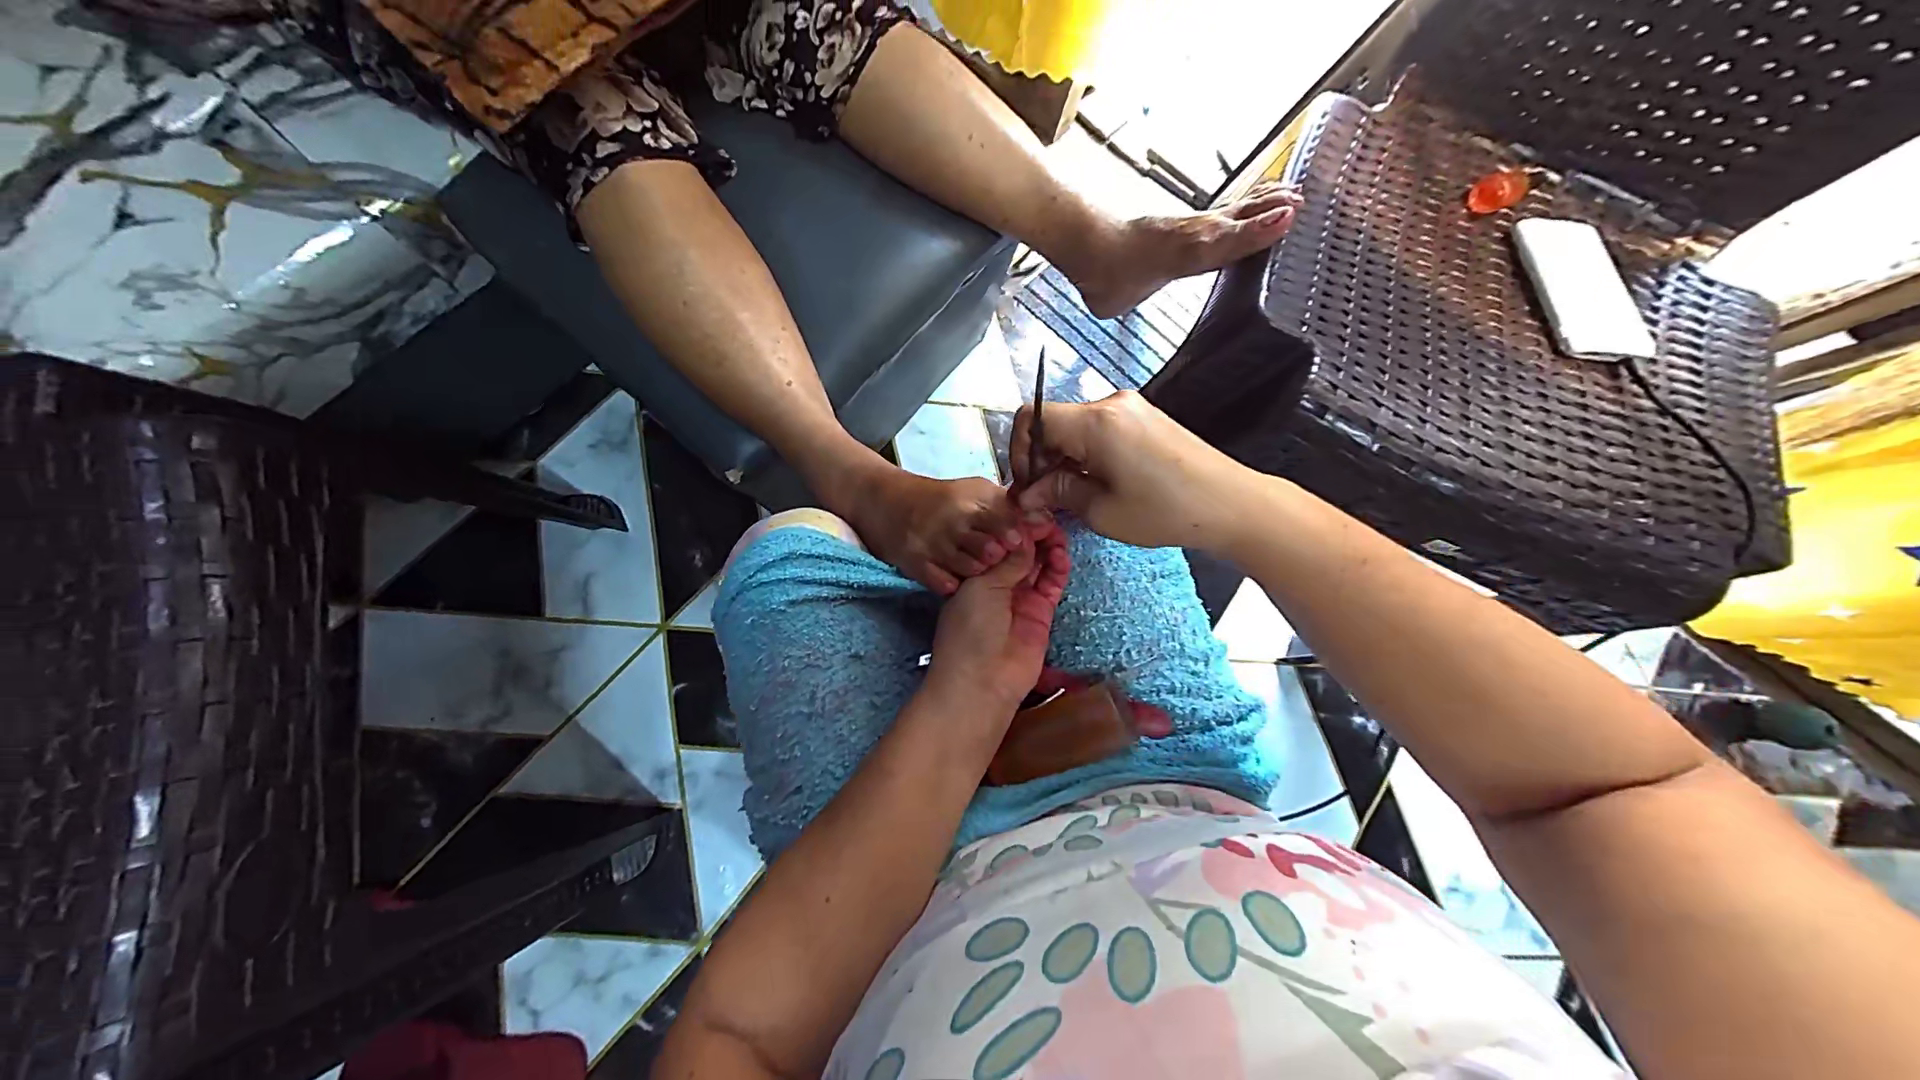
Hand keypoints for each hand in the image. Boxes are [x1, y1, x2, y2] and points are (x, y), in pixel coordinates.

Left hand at [926, 520, 1070, 714]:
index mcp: (975, 573)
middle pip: (1021, 550)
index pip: (998, 542)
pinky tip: (1060, 553)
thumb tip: (1028, 532)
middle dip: (1033, 532)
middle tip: (1047, 516)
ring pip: (1039, 563)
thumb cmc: (970, 631)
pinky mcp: (1041, 611)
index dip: (1014, 526)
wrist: (982, 681)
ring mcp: (1021, 597)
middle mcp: (998, 582)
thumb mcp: (982, 587)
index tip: (1029, 509)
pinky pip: (1052, 583)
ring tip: (1055, 533)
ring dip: (1048, 546)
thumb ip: (1009, 560)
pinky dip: (1058, 567)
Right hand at [1010, 390, 1255, 550]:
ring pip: (1074, 427)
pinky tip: (1096, 483)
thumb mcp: (1101, 511)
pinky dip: (1085, 454)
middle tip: (1043, 499)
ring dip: (1063, 458)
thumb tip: (1028, 493)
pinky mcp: (1143, 418)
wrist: (1231, 504)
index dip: (1019, 452)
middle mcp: (1111, 404)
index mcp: (1096, 422)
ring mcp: (1130, 408)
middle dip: (1040, 459)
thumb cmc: (1168, 511)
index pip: (1032, 418)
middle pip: (1053, 422)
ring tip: (1072, 496)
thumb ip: (1056, 494)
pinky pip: (1098, 429)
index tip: (1027, 484)